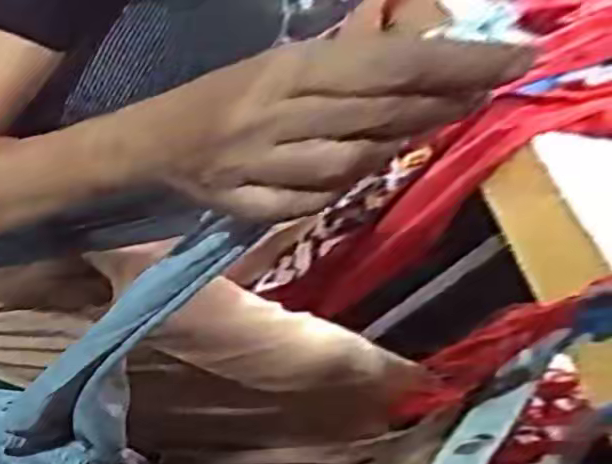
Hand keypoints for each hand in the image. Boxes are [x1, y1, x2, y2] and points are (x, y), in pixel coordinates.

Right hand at [144, 33, 530, 220]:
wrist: (146, 145)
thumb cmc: (219, 96)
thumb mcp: (282, 64)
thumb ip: (345, 69)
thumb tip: (426, 76)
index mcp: (285, 73)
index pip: (391, 67)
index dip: (459, 66)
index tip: (512, 64)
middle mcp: (266, 120)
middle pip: (374, 118)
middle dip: (432, 110)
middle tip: (463, 104)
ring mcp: (244, 168)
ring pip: (341, 167)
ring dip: (382, 156)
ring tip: (395, 144)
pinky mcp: (227, 203)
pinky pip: (296, 205)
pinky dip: (329, 195)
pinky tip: (338, 181)